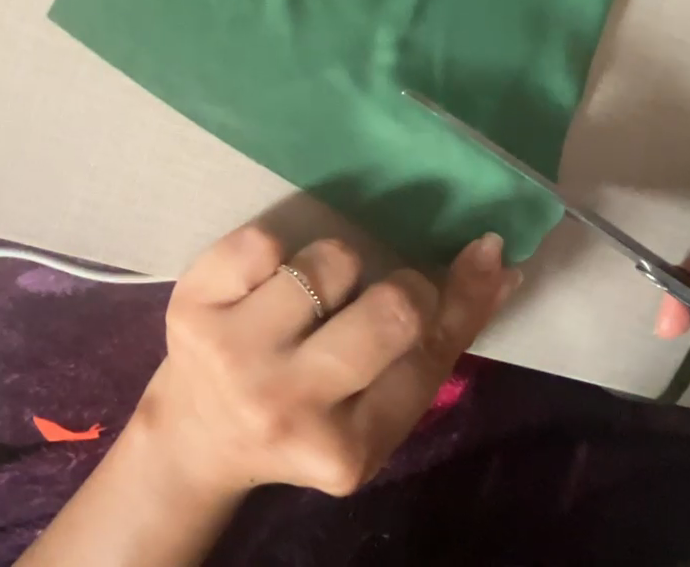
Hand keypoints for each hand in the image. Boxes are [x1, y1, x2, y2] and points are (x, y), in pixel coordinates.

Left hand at [134, 224, 519, 499]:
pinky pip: (263, 240)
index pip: (428, 357)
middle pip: (390, 309)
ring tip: (311, 300)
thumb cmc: (301, 417)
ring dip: (333, 267)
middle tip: (376, 295)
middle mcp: (287, 406)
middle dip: (399, 287)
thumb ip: (434, 346)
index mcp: (347, 449)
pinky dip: (276, 250)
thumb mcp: (371, 408)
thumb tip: (499, 266)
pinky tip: (264, 285)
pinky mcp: (190, 308)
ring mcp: (232, 355)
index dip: (461, 296)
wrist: (198, 433)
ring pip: (327, 261)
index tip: (483, 251)